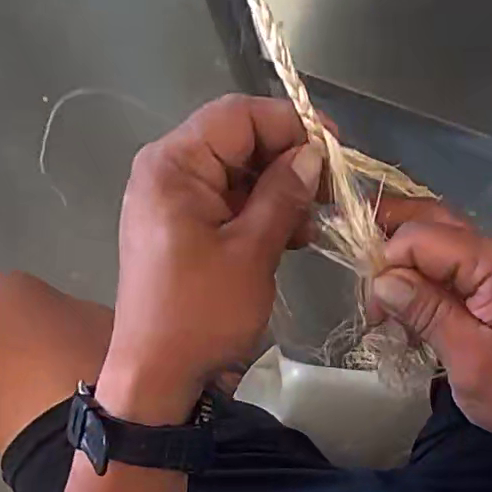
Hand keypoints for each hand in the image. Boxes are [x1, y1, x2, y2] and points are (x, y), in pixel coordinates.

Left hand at [104, 95, 324, 422]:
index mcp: (173, 165)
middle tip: (330, 192)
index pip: (238, 116)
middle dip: (286, 163)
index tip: (335, 149)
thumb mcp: (251, 254)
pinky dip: (257, 216)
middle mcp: (165, 173)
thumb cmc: (202, 314)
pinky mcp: (178, 233)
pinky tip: (288, 237)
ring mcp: (169, 205)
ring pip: (234, 178)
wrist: (156, 375)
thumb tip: (312, 156)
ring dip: (276, 194)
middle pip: (235, 144)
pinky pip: (224, 208)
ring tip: (312, 223)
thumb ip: (282, 197)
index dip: (291, 124)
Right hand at [369, 202, 491, 450]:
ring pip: (442, 246)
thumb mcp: (470, 358)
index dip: (387, 266)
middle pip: (432, 225)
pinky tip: (414, 313)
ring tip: (383, 302)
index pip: (419, 236)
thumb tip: (382, 279)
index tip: (375, 316)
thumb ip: (427, 313)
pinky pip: (456, 271)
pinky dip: (428, 285)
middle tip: (361, 282)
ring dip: (408, 267)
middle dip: (390, 247)